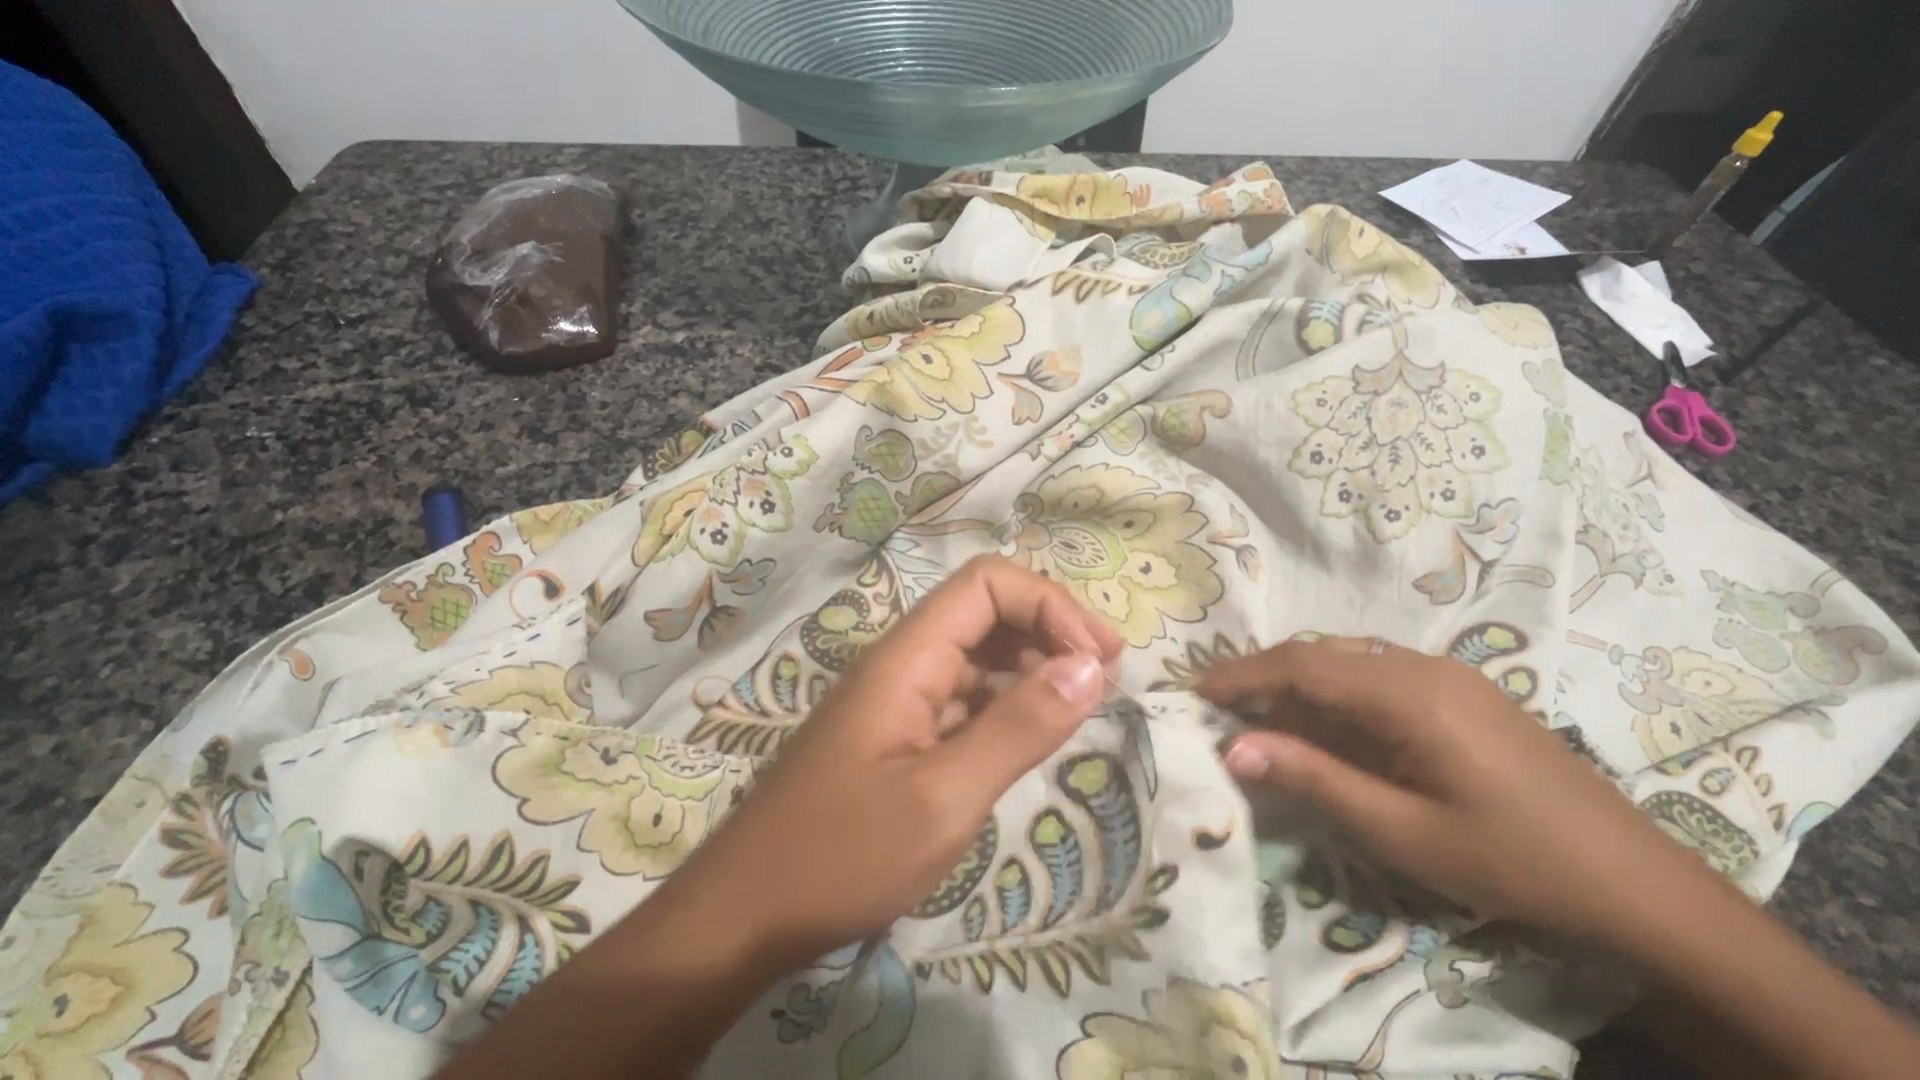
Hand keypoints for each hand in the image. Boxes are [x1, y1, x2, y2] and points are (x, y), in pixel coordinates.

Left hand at [681, 555, 1121, 968]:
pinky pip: (962, 702)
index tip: (1098, 661)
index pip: (986, 584)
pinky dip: (1006, 707)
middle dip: (1050, 630)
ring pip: (976, 657)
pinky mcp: (896, 740)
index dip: (1050, 605)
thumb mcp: (944, 798)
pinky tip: (1032, 739)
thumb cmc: (842, 855)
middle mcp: (901, 666)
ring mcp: (895, 704)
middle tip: (1106, 681)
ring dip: (1033, 668)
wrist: (747, 914)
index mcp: (906, 660)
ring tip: (1083, 707)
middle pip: (984, 612)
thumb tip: (1089, 667)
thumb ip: (1018, 728)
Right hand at [1199, 636, 1707, 941]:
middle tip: (1216, 709)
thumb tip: (1234, 746)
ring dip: (1298, 685)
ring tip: (1257, 720)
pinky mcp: (1466, 696)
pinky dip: (1335, 696)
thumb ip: (1314, 780)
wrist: (1634, 882)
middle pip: (1322, 655)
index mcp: (1409, 695)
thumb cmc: (1511, 862)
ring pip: (1350, 663)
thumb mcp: (1402, 832)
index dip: (1240, 677)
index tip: (1192, 695)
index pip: (1301, 667)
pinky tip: (1325, 730)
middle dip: (1262, 677)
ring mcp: (1451, 678)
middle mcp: (1425, 668)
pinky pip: (1380, 678)